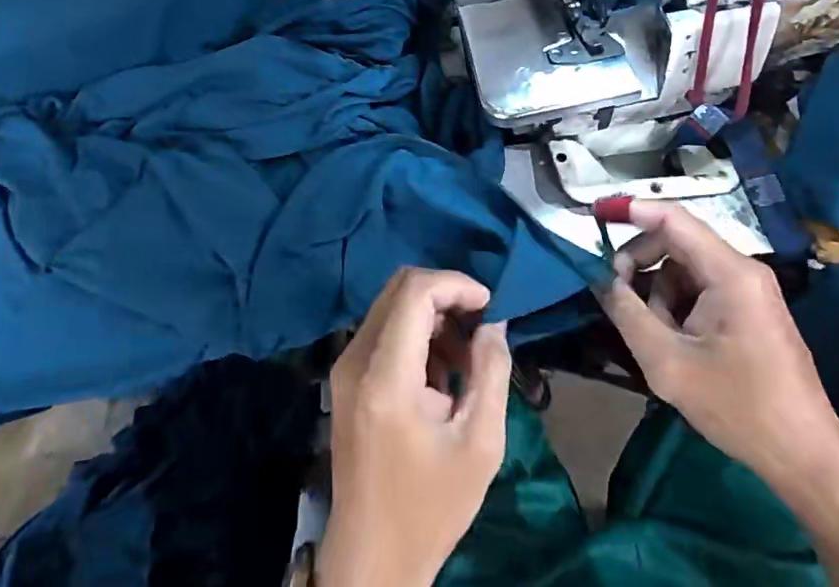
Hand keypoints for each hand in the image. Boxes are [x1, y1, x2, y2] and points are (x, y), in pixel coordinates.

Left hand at [319, 269, 510, 586]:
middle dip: (446, 295)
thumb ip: (491, 372)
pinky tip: (440, 375)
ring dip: (432, 315)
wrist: (372, 554)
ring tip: (465, 361)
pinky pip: (382, 329)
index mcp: (385, 377)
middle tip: (481, 328)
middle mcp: (355, 359)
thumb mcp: (480, 444)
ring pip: (390, 304)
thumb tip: (493, 324)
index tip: (490, 305)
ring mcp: (344, 366)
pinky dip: (415, 333)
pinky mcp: (345, 376)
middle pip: (399, 287)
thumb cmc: (431, 506)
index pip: (414, 293)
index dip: (455, 285)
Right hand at [596, 201, 838, 482]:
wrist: (805, 456)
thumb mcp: (667, 361)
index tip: (593, 214)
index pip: (672, 219)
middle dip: (639, 262)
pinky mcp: (746, 309)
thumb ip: (626, 311)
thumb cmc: (738, 406)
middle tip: (615, 293)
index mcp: (729, 273)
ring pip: (682, 268)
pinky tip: (673, 341)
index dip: (630, 210)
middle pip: (674, 241)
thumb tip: (599, 277)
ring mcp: (747, 290)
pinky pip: (697, 288)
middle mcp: (741, 270)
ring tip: (655, 335)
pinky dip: (674, 305)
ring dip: (656, 292)